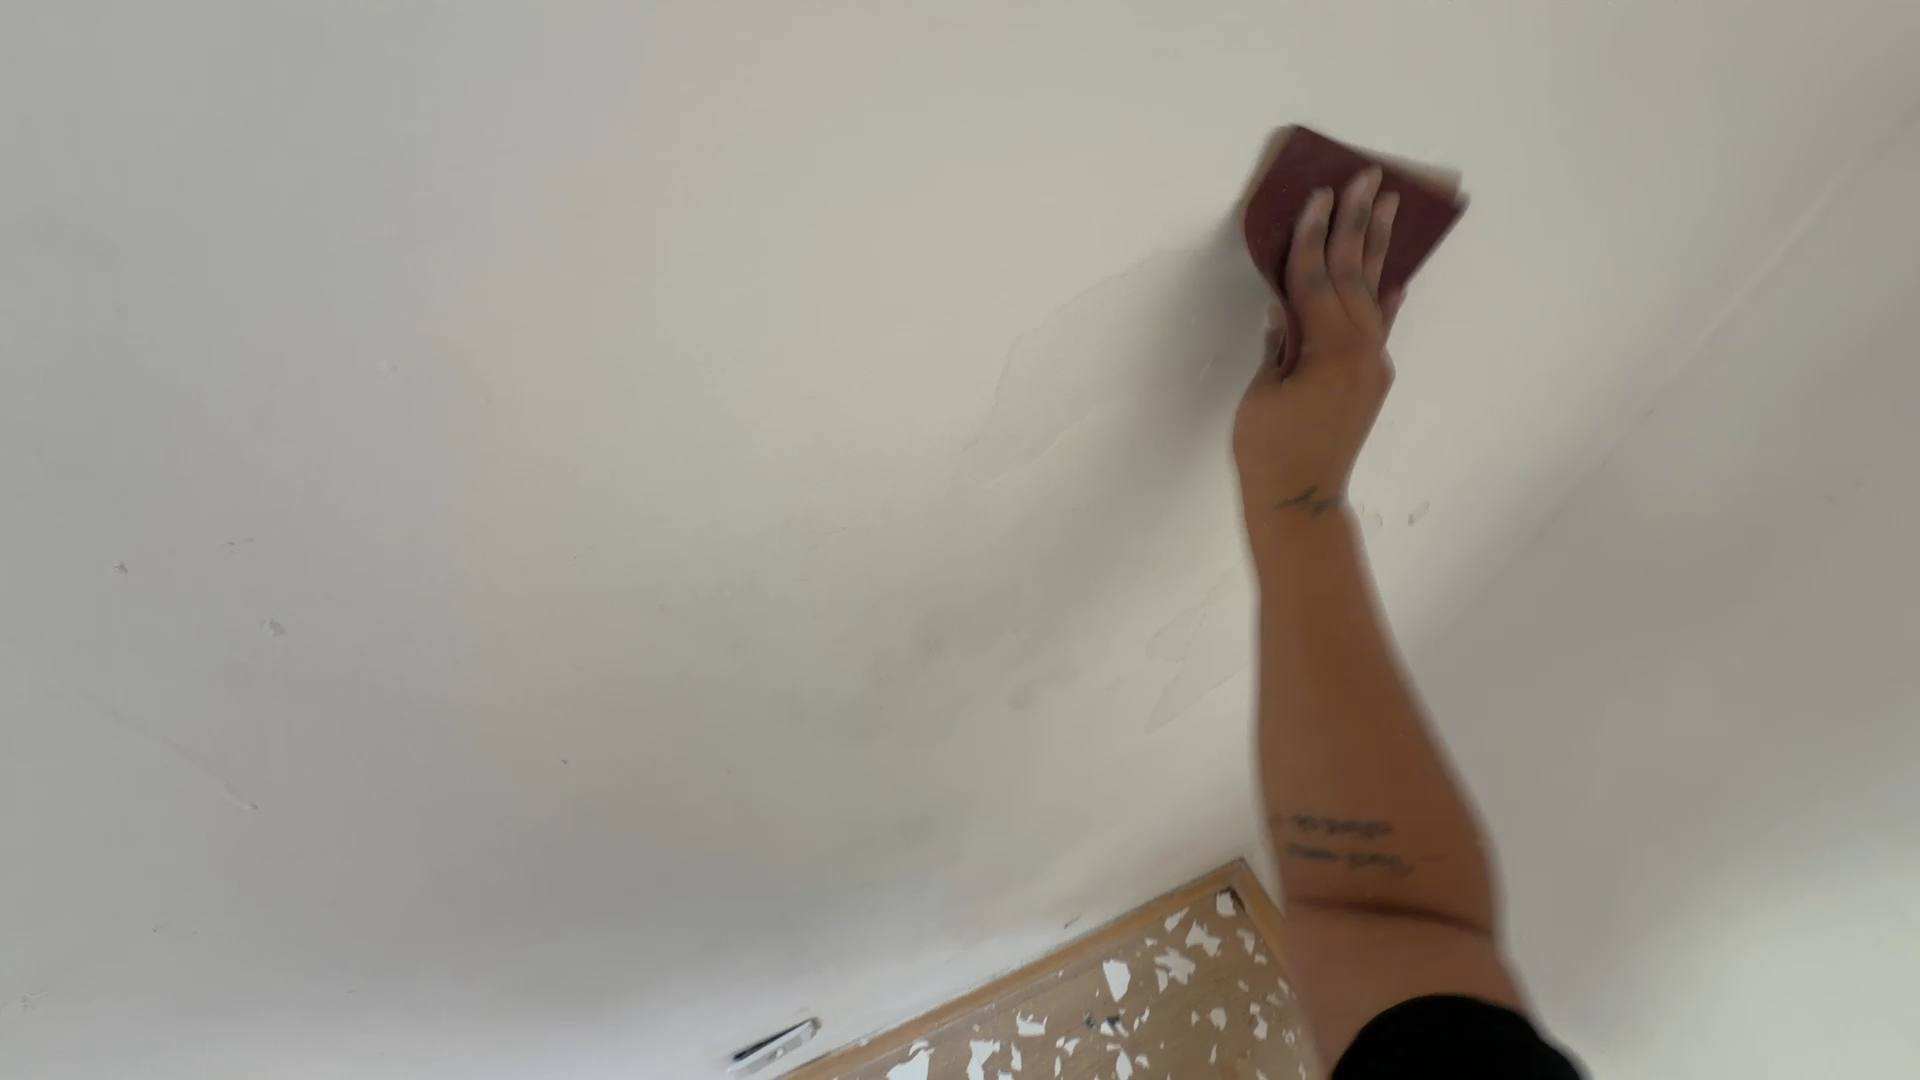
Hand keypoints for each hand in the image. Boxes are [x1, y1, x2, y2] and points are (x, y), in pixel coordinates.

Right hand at [1233, 167, 1401, 535]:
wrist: (1300, 499)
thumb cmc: (1267, 451)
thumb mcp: (1261, 395)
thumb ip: (1278, 347)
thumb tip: (1283, 307)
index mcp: (1327, 350)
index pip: (1316, 281)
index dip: (1314, 238)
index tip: (1320, 196)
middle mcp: (1361, 351)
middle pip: (1353, 277)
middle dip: (1357, 226)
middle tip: (1369, 178)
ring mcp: (1373, 365)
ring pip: (1373, 296)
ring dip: (1378, 251)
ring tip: (1391, 206)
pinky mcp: (1371, 381)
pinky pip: (1380, 329)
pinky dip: (1385, 301)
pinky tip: (1395, 279)